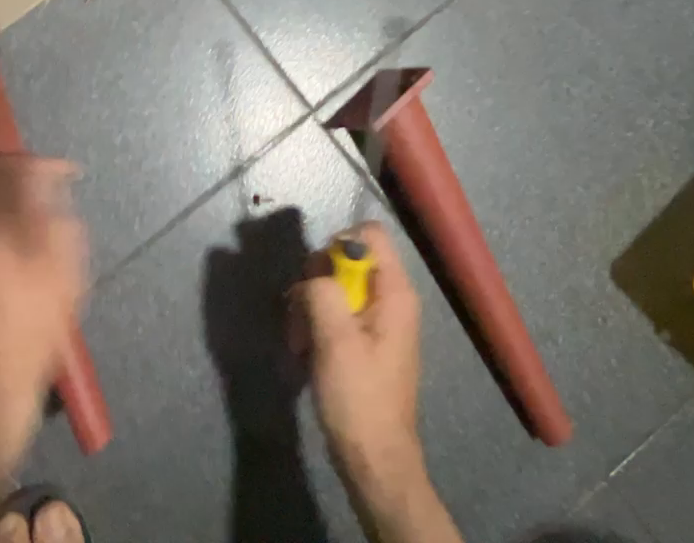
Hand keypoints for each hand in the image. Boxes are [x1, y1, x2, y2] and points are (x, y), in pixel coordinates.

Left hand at [0, 156, 86, 475]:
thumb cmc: (32, 336)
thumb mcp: (61, 275)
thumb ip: (56, 215)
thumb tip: (49, 176)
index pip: (6, 169)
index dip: (37, 163)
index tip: (62, 170)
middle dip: (6, 168)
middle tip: (37, 180)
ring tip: (22, 204)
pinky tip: (1, 230)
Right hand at [296, 222, 422, 486]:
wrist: (373, 459)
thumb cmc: (358, 397)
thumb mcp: (335, 338)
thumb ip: (322, 290)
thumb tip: (313, 271)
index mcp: (394, 293)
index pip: (369, 235)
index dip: (337, 245)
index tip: (316, 276)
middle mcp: (390, 299)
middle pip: (345, 260)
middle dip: (314, 281)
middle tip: (301, 314)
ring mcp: (376, 321)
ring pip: (333, 287)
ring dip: (308, 306)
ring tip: (299, 340)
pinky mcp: (362, 341)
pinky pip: (333, 312)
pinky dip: (314, 325)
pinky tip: (303, 350)